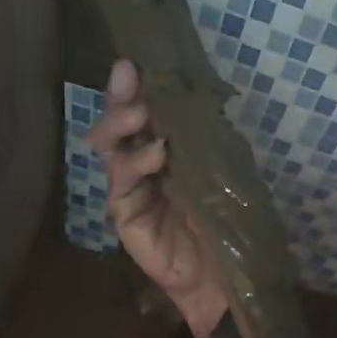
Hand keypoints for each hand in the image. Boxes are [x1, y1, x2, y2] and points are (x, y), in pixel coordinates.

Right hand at [88, 59, 231, 337]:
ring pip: (111, 148)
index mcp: (164, 148)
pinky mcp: (124, 214)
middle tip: (128, 78)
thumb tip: (196, 98)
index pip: (144, 111)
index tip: (135, 61)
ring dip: (122, 125)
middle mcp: (141, 163)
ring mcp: (130, 189)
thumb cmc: (225, 222)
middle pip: (118, 124)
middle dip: (120, 98)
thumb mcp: (223, 170)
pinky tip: (156, 155)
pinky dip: (137, 164)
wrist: (222, 276)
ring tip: (140, 115)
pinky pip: (122, 183)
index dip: (136, 87)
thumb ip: (205, 139)